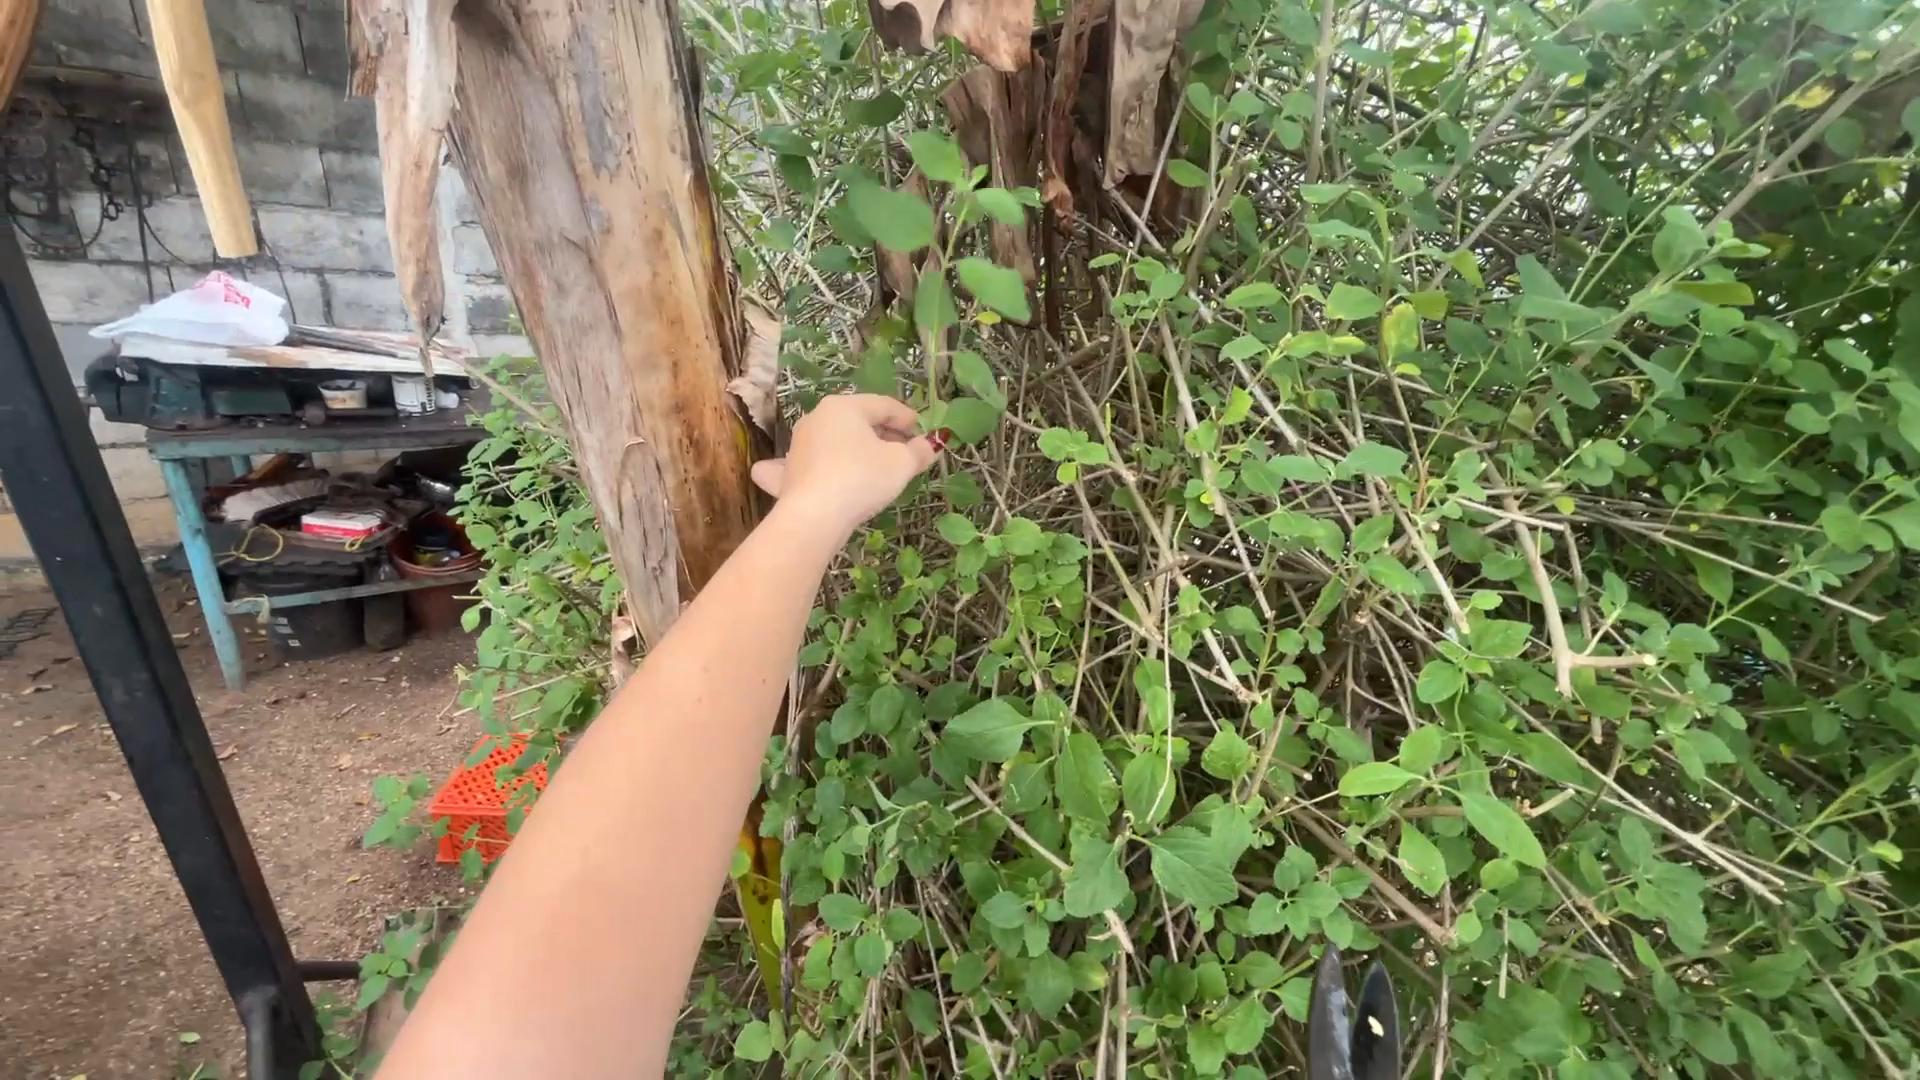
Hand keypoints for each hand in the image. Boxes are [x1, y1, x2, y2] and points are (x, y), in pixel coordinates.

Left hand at [750, 394, 941, 539]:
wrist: (814, 517)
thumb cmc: (862, 478)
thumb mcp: (901, 464)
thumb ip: (919, 451)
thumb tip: (931, 445)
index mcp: (844, 406)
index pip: (884, 404)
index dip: (908, 418)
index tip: (924, 433)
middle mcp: (817, 418)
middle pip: (859, 421)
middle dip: (886, 434)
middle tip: (907, 452)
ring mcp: (800, 444)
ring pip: (839, 440)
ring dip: (862, 449)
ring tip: (881, 466)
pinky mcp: (790, 471)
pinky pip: (819, 461)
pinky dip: (835, 464)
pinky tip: (843, 477)